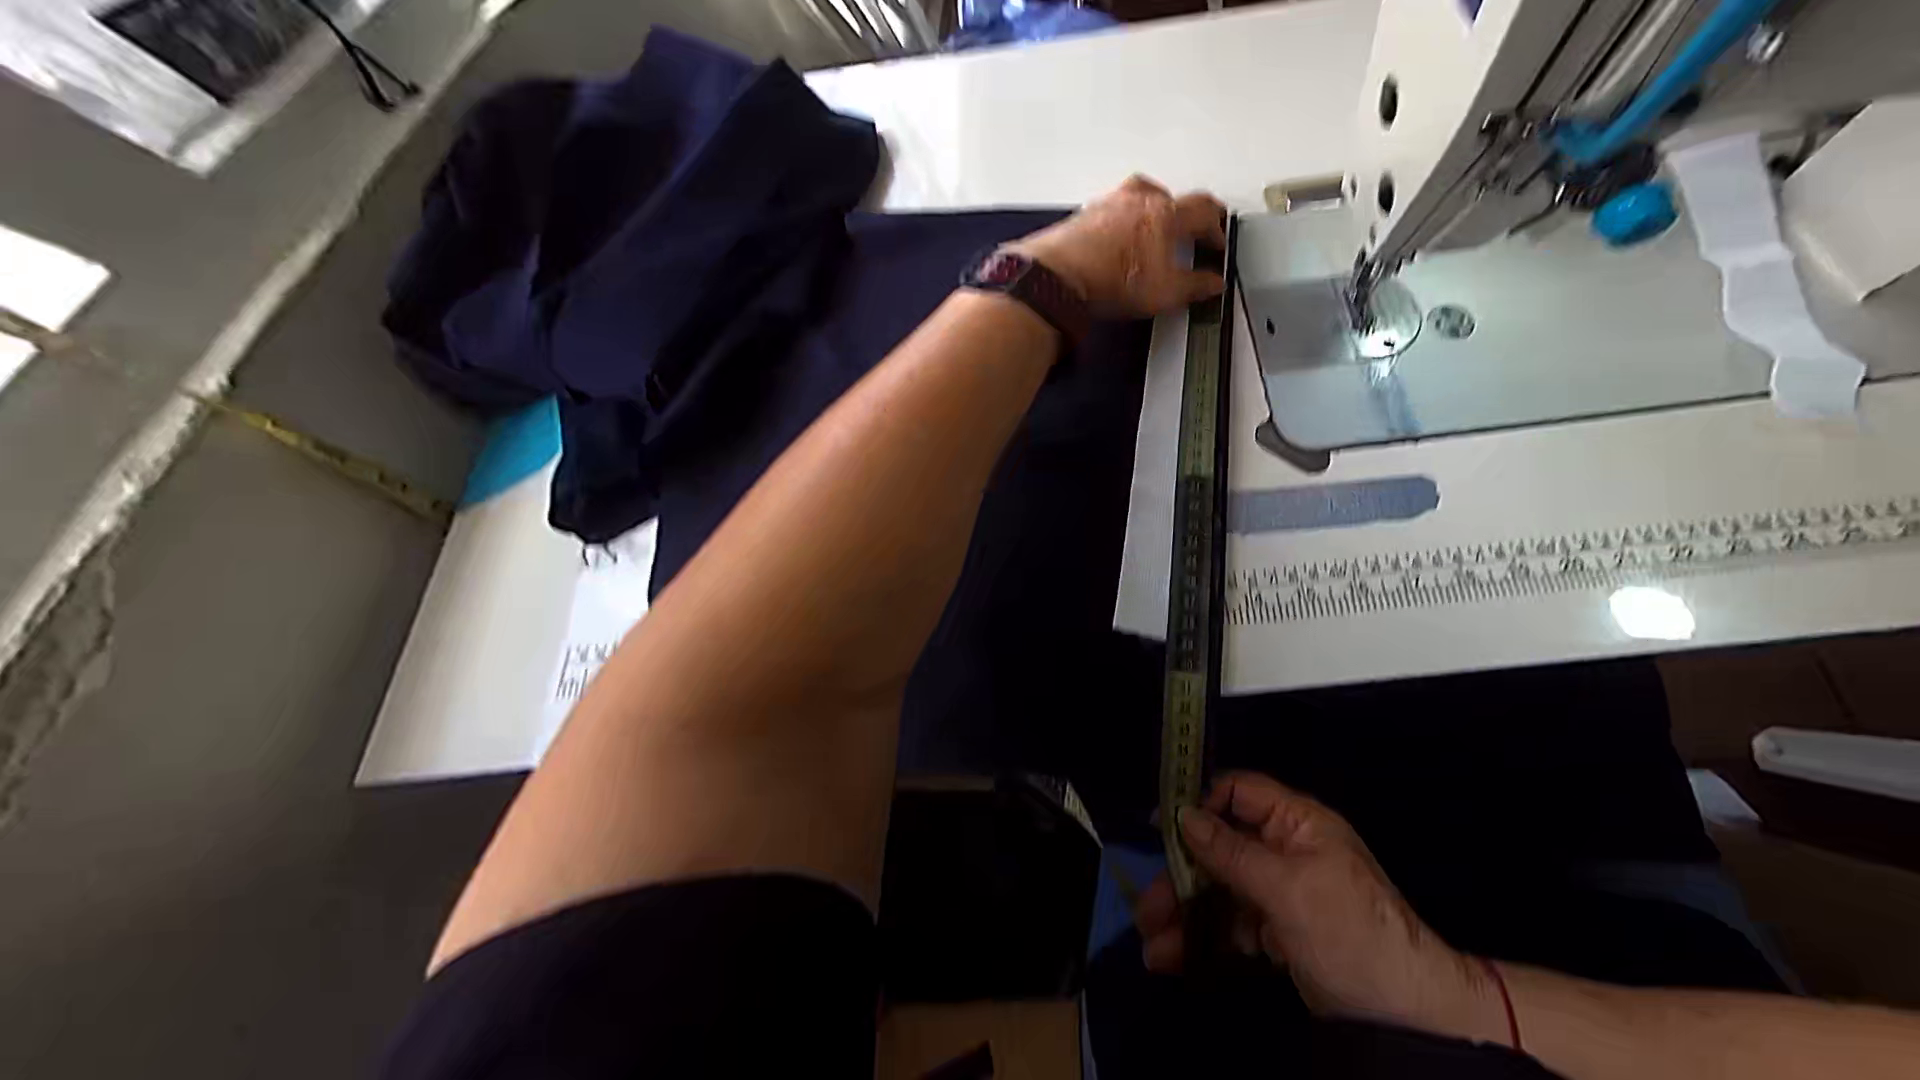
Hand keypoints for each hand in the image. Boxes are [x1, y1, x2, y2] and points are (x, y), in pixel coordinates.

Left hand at [1006, 175, 1227, 318]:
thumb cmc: (1111, 279)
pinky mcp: (1081, 217)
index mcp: (1165, 212)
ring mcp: (1106, 204)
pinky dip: (1118, 226)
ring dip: (1147, 216)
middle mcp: (1136, 199)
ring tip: (1147, 239)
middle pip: (1169, 197)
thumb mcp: (1164, 292)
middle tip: (1183, 234)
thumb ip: (1194, 286)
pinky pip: (1109, 215)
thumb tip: (1211, 284)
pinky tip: (1114, 246)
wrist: (1056, 277)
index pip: (1204, 208)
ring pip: (1136, 200)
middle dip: (1181, 215)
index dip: (1215, 226)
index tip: (1216, 242)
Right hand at [1135, 772, 1510, 1044]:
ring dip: (1186, 915)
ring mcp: (1281, 891)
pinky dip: (1207, 939)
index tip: (1160, 830)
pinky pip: (1233, 923)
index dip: (1198, 804)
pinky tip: (1178, 959)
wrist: (1412, 1018)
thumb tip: (1183, 815)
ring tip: (1154, 948)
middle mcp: (1284, 849)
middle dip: (1180, 880)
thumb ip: (1231, 852)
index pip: (1237, 793)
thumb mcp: (1286, 889)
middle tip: (1148, 910)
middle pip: (1219, 849)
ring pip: (1220, 890)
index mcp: (1296, 824)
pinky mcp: (1279, 929)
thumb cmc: (1349, 935)